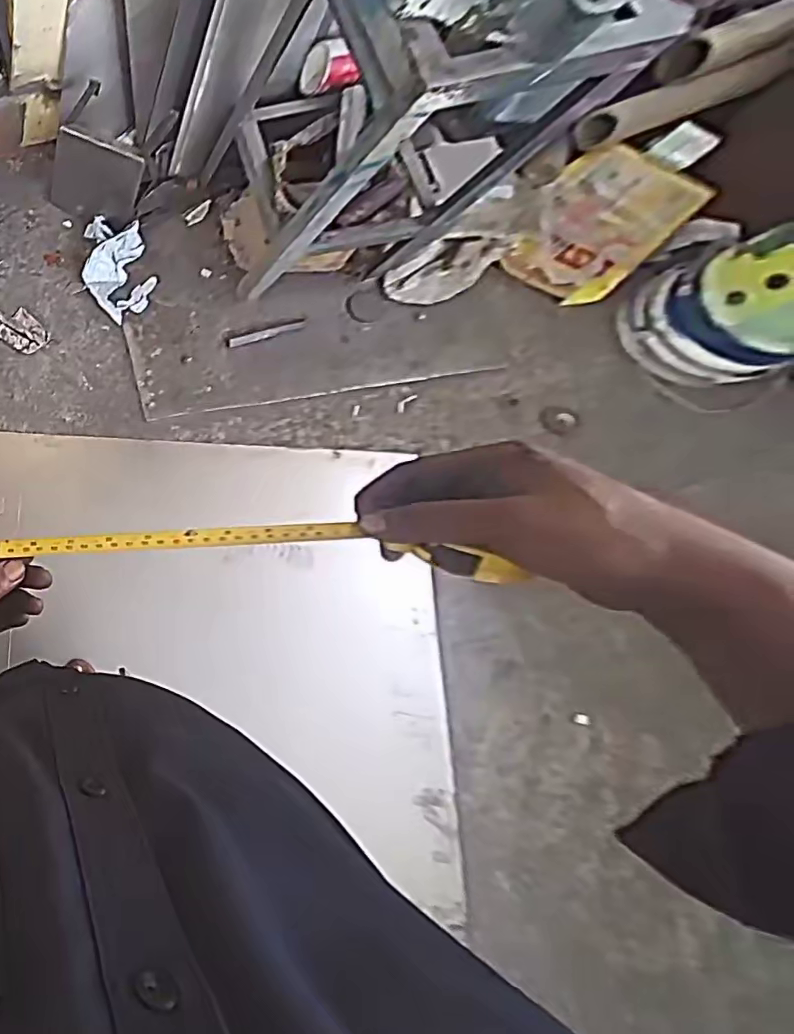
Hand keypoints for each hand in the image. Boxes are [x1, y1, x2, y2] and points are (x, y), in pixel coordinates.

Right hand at [354, 441, 713, 609]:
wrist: (671, 572)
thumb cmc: (593, 535)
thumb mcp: (498, 523)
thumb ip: (430, 520)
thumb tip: (376, 522)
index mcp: (496, 461)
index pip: (415, 473)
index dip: (383, 498)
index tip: (362, 525)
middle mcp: (502, 476)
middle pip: (429, 498)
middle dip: (412, 526)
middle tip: (403, 551)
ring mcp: (516, 503)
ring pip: (449, 521)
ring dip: (443, 545)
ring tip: (463, 561)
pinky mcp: (527, 530)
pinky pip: (474, 539)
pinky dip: (469, 554)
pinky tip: (488, 565)